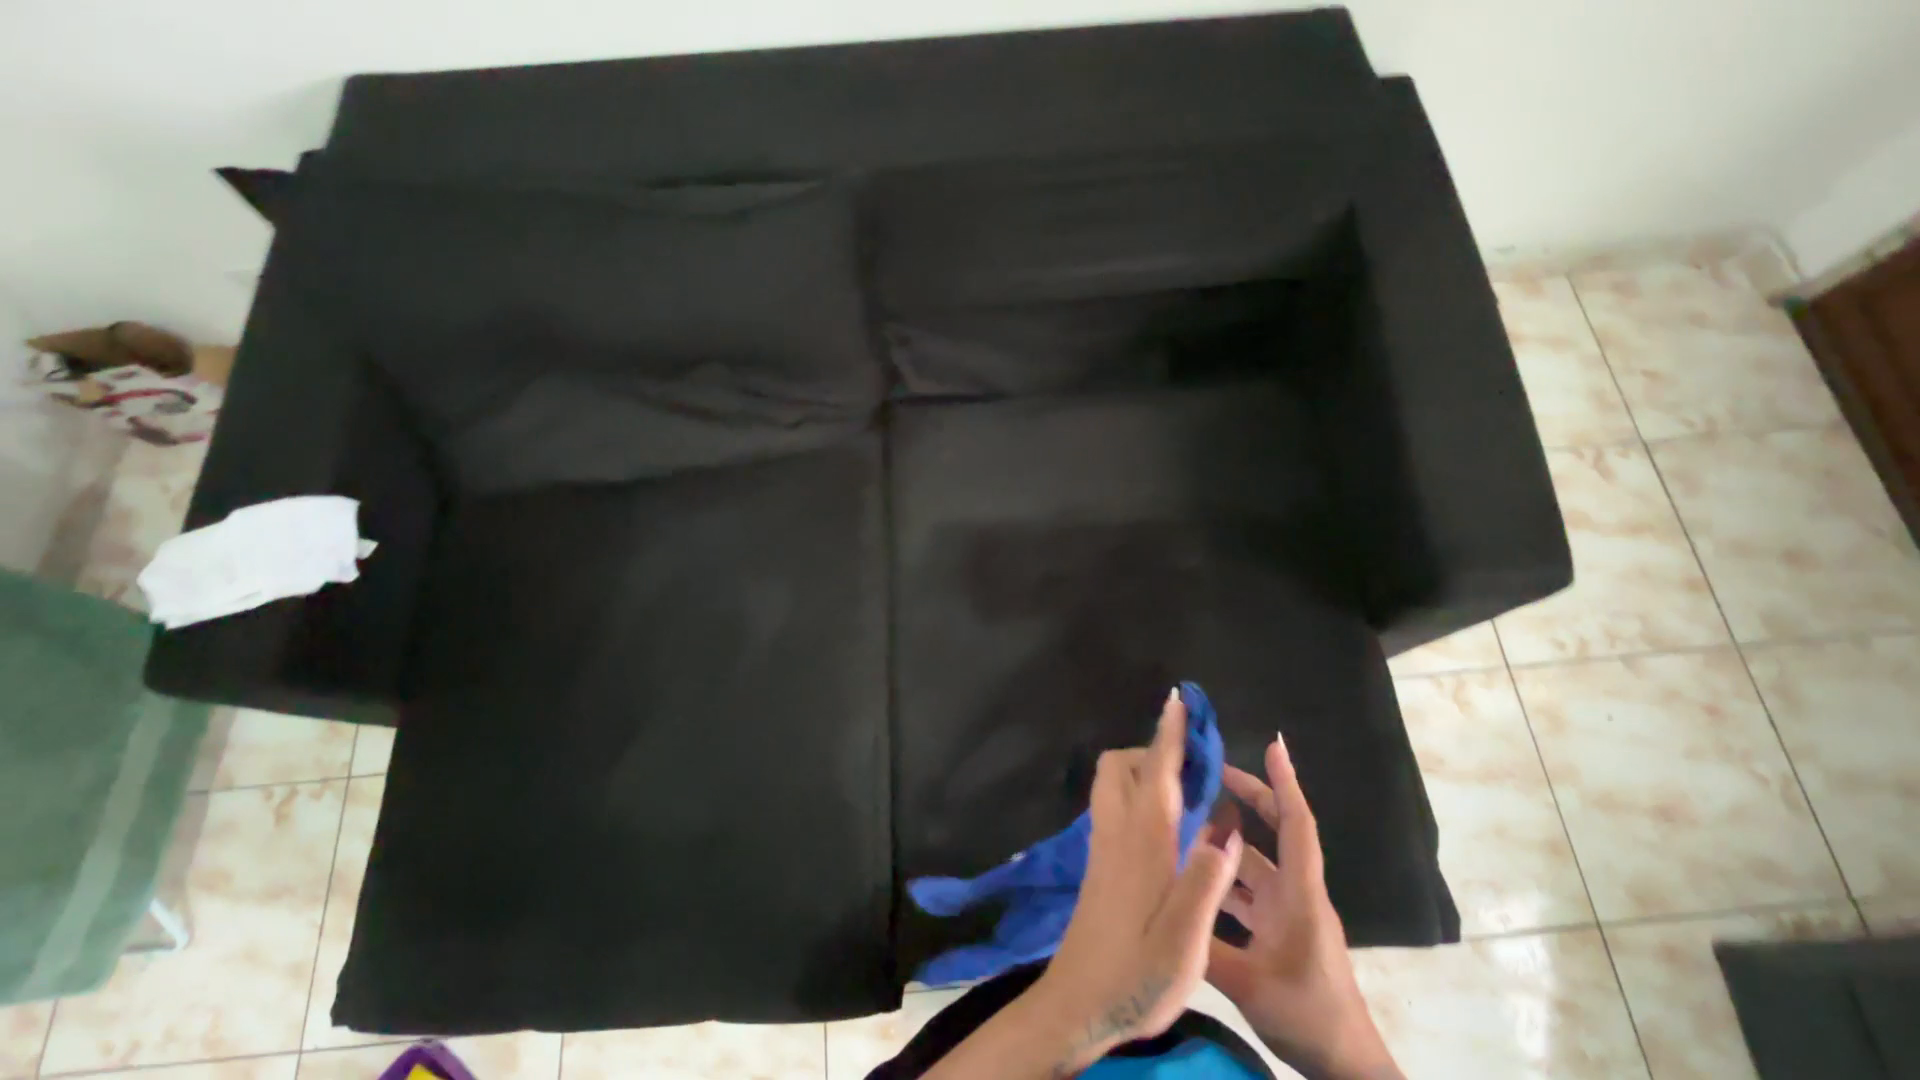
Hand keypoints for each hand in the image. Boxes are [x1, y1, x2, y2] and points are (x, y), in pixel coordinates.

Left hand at [1031, 688, 1244, 1068]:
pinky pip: (1116, 811)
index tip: (1179, 701)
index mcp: (1143, 844)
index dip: (1169, 736)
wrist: (1077, 1005)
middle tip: (1196, 767)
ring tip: (1190, 792)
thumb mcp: (1184, 941)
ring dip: (1145, 773)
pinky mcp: (1099, 869)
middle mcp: (1117, 836)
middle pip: (1120, 768)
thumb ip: (1204, 883)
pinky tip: (1169, 829)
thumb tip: (1226, 830)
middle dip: (1154, 751)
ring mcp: (1103, 852)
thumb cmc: (1136, 975)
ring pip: (1114, 788)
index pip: (1155, 774)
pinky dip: (1140, 799)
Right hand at [1208, 735, 1401, 1079]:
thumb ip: (1202, 944)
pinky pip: (1251, 894)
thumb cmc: (1306, 1014)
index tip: (1272, 745)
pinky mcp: (1282, 935)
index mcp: (1299, 895)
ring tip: (1192, 819)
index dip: (1284, 783)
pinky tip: (1196, 878)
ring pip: (1260, 864)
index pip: (1296, 825)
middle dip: (1252, 798)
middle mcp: (1297, 895)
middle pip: (1279, 833)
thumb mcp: (1247, 983)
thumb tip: (1158, 907)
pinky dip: (1228, 878)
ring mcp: (1291, 916)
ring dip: (1233, 840)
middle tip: (1213, 772)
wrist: (1344, 1064)